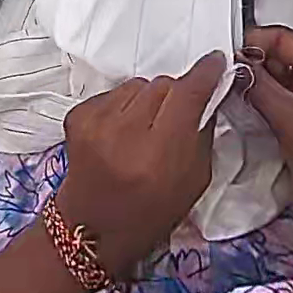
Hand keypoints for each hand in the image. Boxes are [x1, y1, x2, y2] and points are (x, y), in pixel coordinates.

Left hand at [54, 51, 226, 276]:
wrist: (92, 229)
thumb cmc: (150, 211)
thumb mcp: (194, 180)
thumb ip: (204, 131)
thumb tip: (210, 90)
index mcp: (158, 157)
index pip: (187, 94)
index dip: (205, 74)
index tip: (215, 62)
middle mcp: (124, 135)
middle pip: (163, 84)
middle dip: (175, 95)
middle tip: (174, 120)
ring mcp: (96, 124)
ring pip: (139, 83)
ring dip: (148, 98)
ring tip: (146, 128)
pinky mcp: (78, 116)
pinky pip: (115, 92)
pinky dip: (124, 105)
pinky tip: (122, 131)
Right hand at [241, 26, 292, 253]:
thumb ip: (260, 88)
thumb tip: (233, 66)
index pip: (284, 39)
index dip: (250, 45)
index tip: (219, 58)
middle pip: (279, 60)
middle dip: (249, 70)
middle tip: (216, 82)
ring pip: (277, 85)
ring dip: (253, 93)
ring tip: (223, 99)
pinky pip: (280, 108)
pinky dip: (260, 111)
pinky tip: (239, 117)